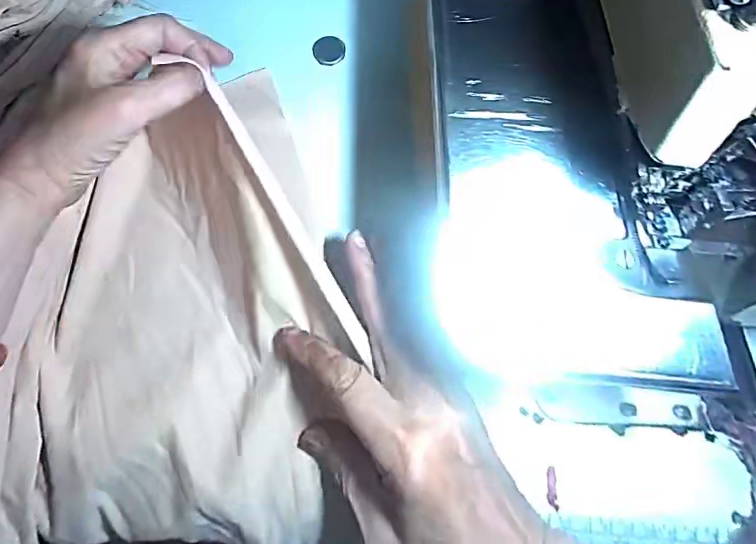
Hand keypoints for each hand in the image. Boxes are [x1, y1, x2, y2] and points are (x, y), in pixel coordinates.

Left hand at [0, 14, 231, 210]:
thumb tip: (200, 76)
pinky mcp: (100, 97)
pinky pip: (143, 77)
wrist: (34, 180)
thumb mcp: (128, 108)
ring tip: (207, 78)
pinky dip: (167, 80)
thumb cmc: (77, 139)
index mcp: (102, 44)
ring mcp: (98, 74)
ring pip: (151, 57)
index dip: (193, 43)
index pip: (160, 28)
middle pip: (157, 37)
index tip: (216, 70)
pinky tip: (178, 92)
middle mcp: (100, 51)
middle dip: (192, 49)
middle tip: (223, 66)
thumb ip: (170, 85)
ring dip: (181, 64)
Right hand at [276, 234, 549, 543]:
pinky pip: (425, 356)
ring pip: (410, 337)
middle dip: (367, 283)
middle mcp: (435, 410)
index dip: (312, 355)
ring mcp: (458, 403)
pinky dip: (401, 330)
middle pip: (389, 332)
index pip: (347, 381)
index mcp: (409, 445)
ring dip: (384, 300)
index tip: (286, 337)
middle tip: (351, 242)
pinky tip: (389, 322)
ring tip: (366, 263)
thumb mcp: (387, 534)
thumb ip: (348, 474)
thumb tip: (313, 432)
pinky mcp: (469, 406)